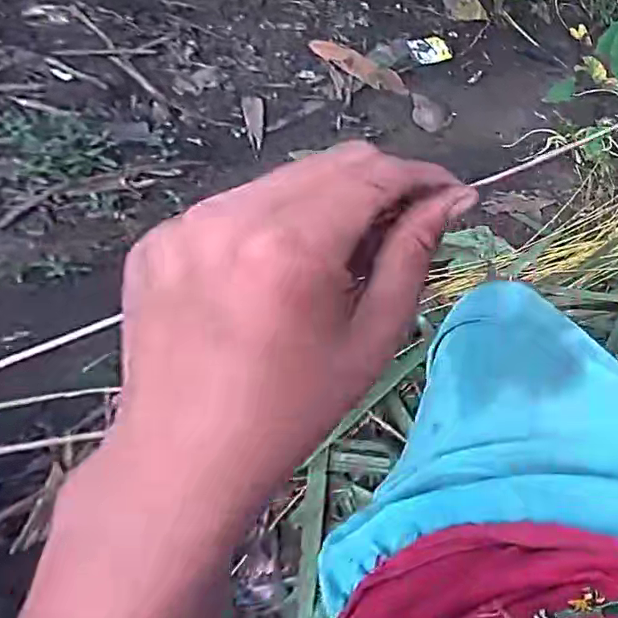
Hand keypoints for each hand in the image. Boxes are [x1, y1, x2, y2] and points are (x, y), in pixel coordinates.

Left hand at [101, 142, 474, 529]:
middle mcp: (232, 217)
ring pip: (292, 175)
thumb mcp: (376, 330)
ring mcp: (188, 223)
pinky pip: (247, 200)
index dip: (424, 177)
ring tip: (354, 248)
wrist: (185, 456)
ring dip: (340, 196)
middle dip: (387, 181)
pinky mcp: (162, 237)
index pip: (374, 175)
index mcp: (290, 246)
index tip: (454, 194)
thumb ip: (414, 251)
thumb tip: (453, 200)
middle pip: (335, 162)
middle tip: (413, 222)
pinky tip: (296, 261)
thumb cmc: (298, 403)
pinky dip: (289, 214)